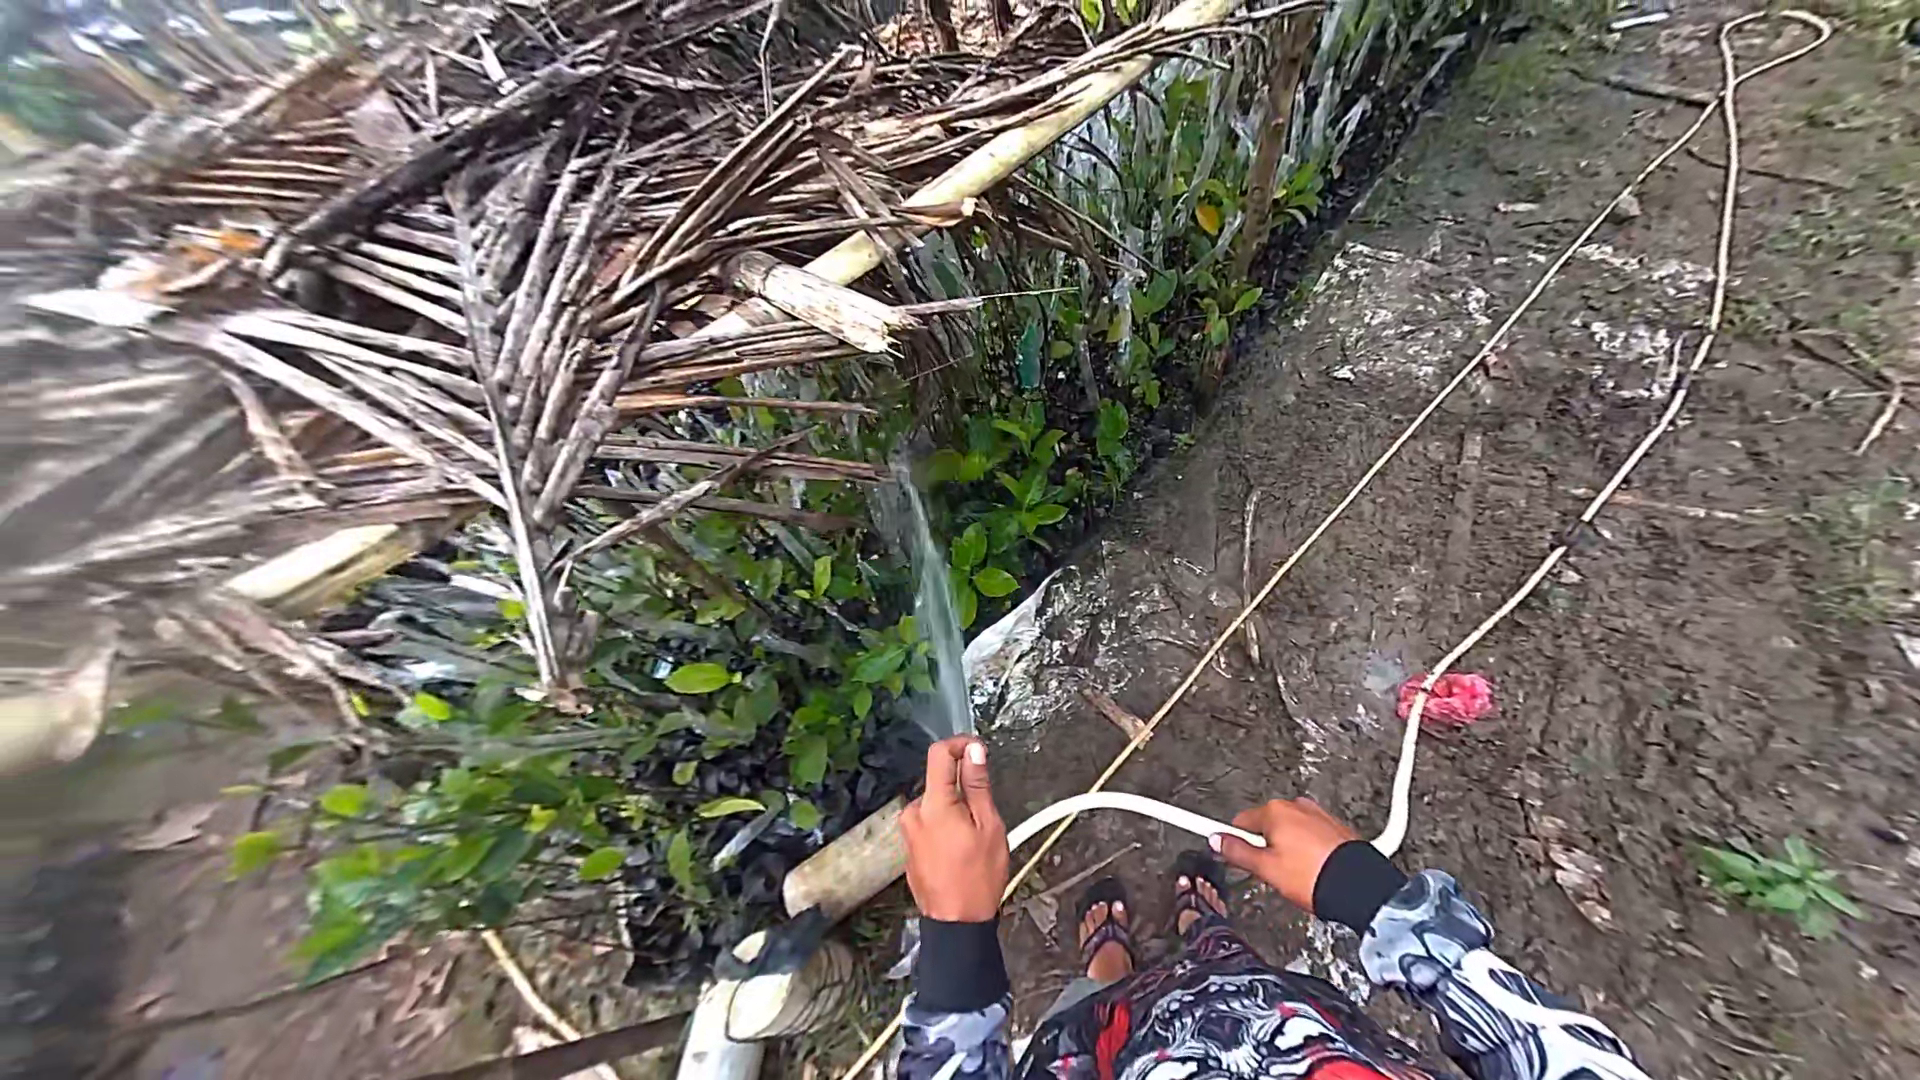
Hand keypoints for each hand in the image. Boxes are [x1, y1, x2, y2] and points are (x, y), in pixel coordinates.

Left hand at [901, 736, 1008, 922]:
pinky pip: (929, 820)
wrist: (956, 926)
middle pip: (937, 779)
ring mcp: (908, 830)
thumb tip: (973, 751)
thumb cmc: (978, 878)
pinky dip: (945, 823)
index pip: (938, 753)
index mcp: (933, 804)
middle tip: (984, 810)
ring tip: (974, 835)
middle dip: (961, 785)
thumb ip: (977, 784)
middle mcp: (914, 813)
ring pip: (935, 801)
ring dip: (954, 807)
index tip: (977, 750)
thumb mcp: (988, 825)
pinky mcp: (909, 845)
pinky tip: (960, 846)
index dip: (959, 744)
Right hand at [1211, 797, 1357, 913]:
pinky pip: (1310, 834)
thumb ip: (1238, 852)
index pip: (1239, 821)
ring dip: (1287, 846)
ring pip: (1289, 830)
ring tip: (1297, 874)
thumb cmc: (1318, 878)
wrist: (1365, 891)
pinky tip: (1313, 869)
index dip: (1232, 839)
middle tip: (1271, 871)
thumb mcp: (1267, 870)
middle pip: (1264, 825)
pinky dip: (1308, 848)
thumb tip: (1218, 840)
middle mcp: (1295, 806)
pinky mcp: (1335, 827)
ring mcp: (1317, 815)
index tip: (1221, 844)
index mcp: (1274, 812)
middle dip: (1264, 845)